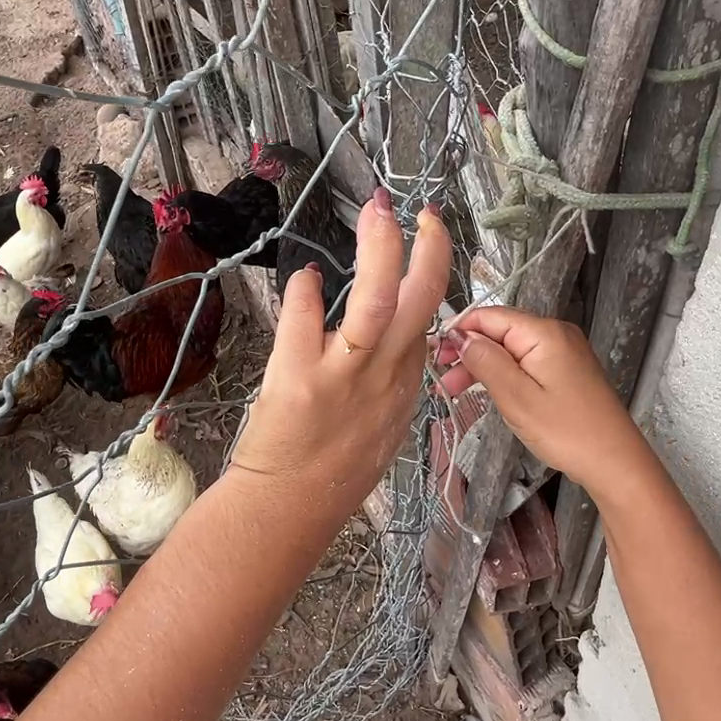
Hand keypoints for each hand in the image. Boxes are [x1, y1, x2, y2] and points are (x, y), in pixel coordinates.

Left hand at [233, 187, 451, 515]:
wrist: (289, 510)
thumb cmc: (337, 472)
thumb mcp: (386, 427)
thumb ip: (395, 381)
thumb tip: (404, 344)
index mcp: (406, 386)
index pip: (430, 320)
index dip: (431, 276)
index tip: (429, 240)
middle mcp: (384, 376)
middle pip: (419, 302)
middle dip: (428, 251)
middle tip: (424, 211)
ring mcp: (344, 376)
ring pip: (374, 304)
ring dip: (380, 251)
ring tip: (380, 212)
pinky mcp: (299, 377)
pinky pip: (303, 318)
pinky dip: (304, 290)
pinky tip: (307, 277)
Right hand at [435, 307, 650, 489]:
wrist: (616, 463)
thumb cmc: (566, 431)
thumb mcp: (516, 397)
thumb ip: (486, 361)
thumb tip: (461, 336)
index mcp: (544, 332)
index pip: (491, 316)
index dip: (459, 331)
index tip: (433, 354)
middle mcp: (555, 333)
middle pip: (500, 332)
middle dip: (468, 352)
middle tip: (441, 380)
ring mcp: (563, 352)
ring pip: (510, 349)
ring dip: (482, 366)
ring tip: (454, 391)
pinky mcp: (566, 370)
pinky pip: (526, 362)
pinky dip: (502, 374)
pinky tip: (486, 390)